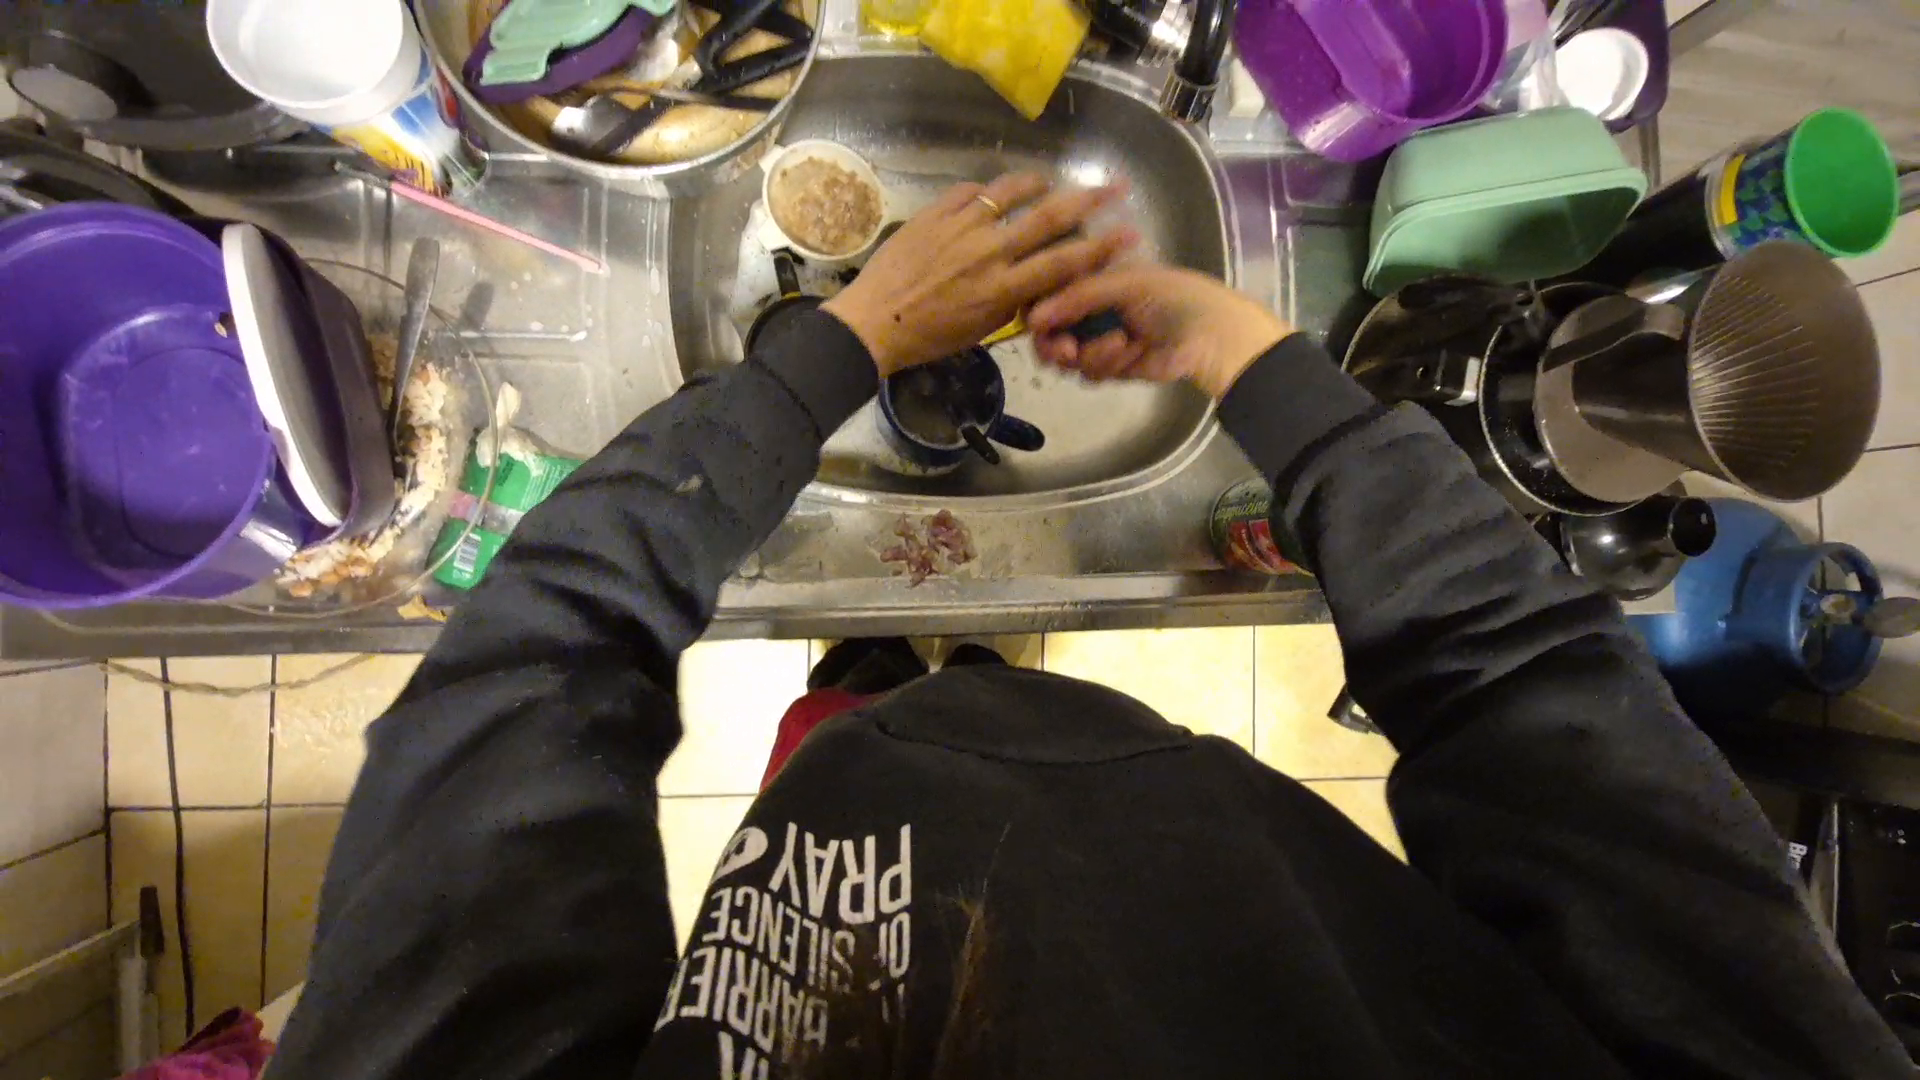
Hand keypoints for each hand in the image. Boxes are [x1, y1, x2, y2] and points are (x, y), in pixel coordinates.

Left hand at [822, 172, 1137, 377]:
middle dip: (1087, 200)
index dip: (1100, 247)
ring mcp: (961, 226)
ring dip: (1036, 183)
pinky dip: (987, 189)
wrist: (875, 322)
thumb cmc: (930, 338)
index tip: (1128, 233)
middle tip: (1114, 186)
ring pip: (1010, 191)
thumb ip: (1012, 302)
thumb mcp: (980, 330)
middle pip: (1048, 218)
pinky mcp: (935, 212)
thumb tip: (1035, 279)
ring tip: (1048, 180)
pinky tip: (993, 192)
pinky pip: (970, 190)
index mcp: (1003, 289)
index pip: (1063, 263)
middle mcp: (989, 252)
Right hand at [1027, 264, 1292, 398]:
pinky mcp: (1113, 368)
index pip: (1051, 296)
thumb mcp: (1124, 284)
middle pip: (1051, 334)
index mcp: (1094, 281)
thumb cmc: (1173, 297)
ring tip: (1118, 345)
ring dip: (1089, 354)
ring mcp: (1100, 341)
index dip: (1039, 311)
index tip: (1037, 323)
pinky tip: (1129, 352)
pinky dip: (1106, 365)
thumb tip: (1030, 319)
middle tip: (1066, 351)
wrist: (1211, 336)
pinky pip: (1090, 374)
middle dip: (1055, 344)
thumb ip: (1076, 298)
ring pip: (1068, 358)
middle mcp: (1092, 311)